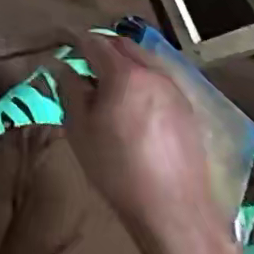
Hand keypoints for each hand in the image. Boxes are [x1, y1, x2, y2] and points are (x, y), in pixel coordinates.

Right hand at [52, 33, 223, 249]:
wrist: (173, 211)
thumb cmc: (116, 167)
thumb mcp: (79, 128)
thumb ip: (70, 89)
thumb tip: (67, 68)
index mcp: (125, 74)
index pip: (96, 42)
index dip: (76, 44)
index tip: (63, 54)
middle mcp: (155, 74)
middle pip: (125, 46)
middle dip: (103, 49)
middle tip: (83, 66)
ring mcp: (177, 91)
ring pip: (146, 62)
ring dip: (125, 64)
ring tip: (107, 88)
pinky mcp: (189, 111)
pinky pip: (160, 82)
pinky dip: (142, 82)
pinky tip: (132, 107)